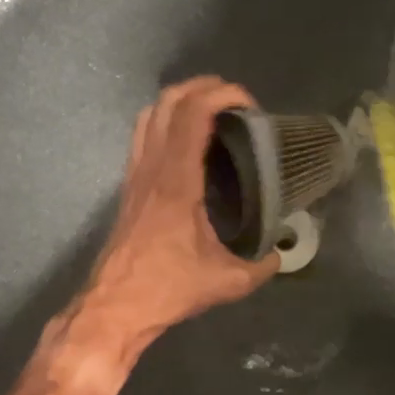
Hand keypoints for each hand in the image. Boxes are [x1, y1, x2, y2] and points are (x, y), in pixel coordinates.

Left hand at [76, 77, 280, 350]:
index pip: (193, 114)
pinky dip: (166, 120)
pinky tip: (188, 140)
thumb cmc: (168, 289)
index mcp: (178, 181)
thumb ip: (261, 266)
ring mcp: (136, 174)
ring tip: (212, 110)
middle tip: (235, 99)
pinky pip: (143, 134)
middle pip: (168, 101)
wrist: (115, 307)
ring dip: (181, 100)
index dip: (222, 95)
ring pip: (150, 113)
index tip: (250, 105)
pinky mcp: (128, 185)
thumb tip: (279, 254)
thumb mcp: (227, 281)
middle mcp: (153, 167)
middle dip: (203, 87)